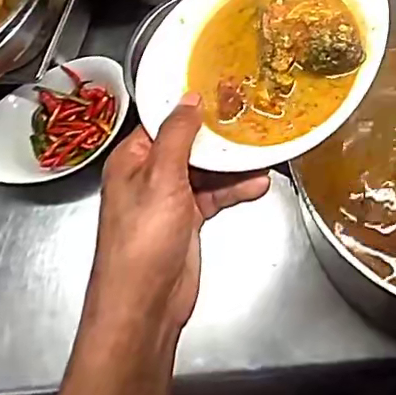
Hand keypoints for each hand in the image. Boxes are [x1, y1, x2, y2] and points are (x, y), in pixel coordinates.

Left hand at [90, 93, 271, 336]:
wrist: (144, 307)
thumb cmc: (140, 243)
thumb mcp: (160, 178)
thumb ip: (177, 135)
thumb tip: (189, 99)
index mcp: (133, 160)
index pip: (163, 120)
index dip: (190, 104)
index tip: (220, 87)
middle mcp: (149, 175)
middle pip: (190, 144)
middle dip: (220, 135)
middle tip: (250, 116)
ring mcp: (170, 198)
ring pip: (208, 169)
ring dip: (234, 164)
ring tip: (263, 152)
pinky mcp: (188, 219)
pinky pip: (216, 194)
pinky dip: (236, 189)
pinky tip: (258, 184)